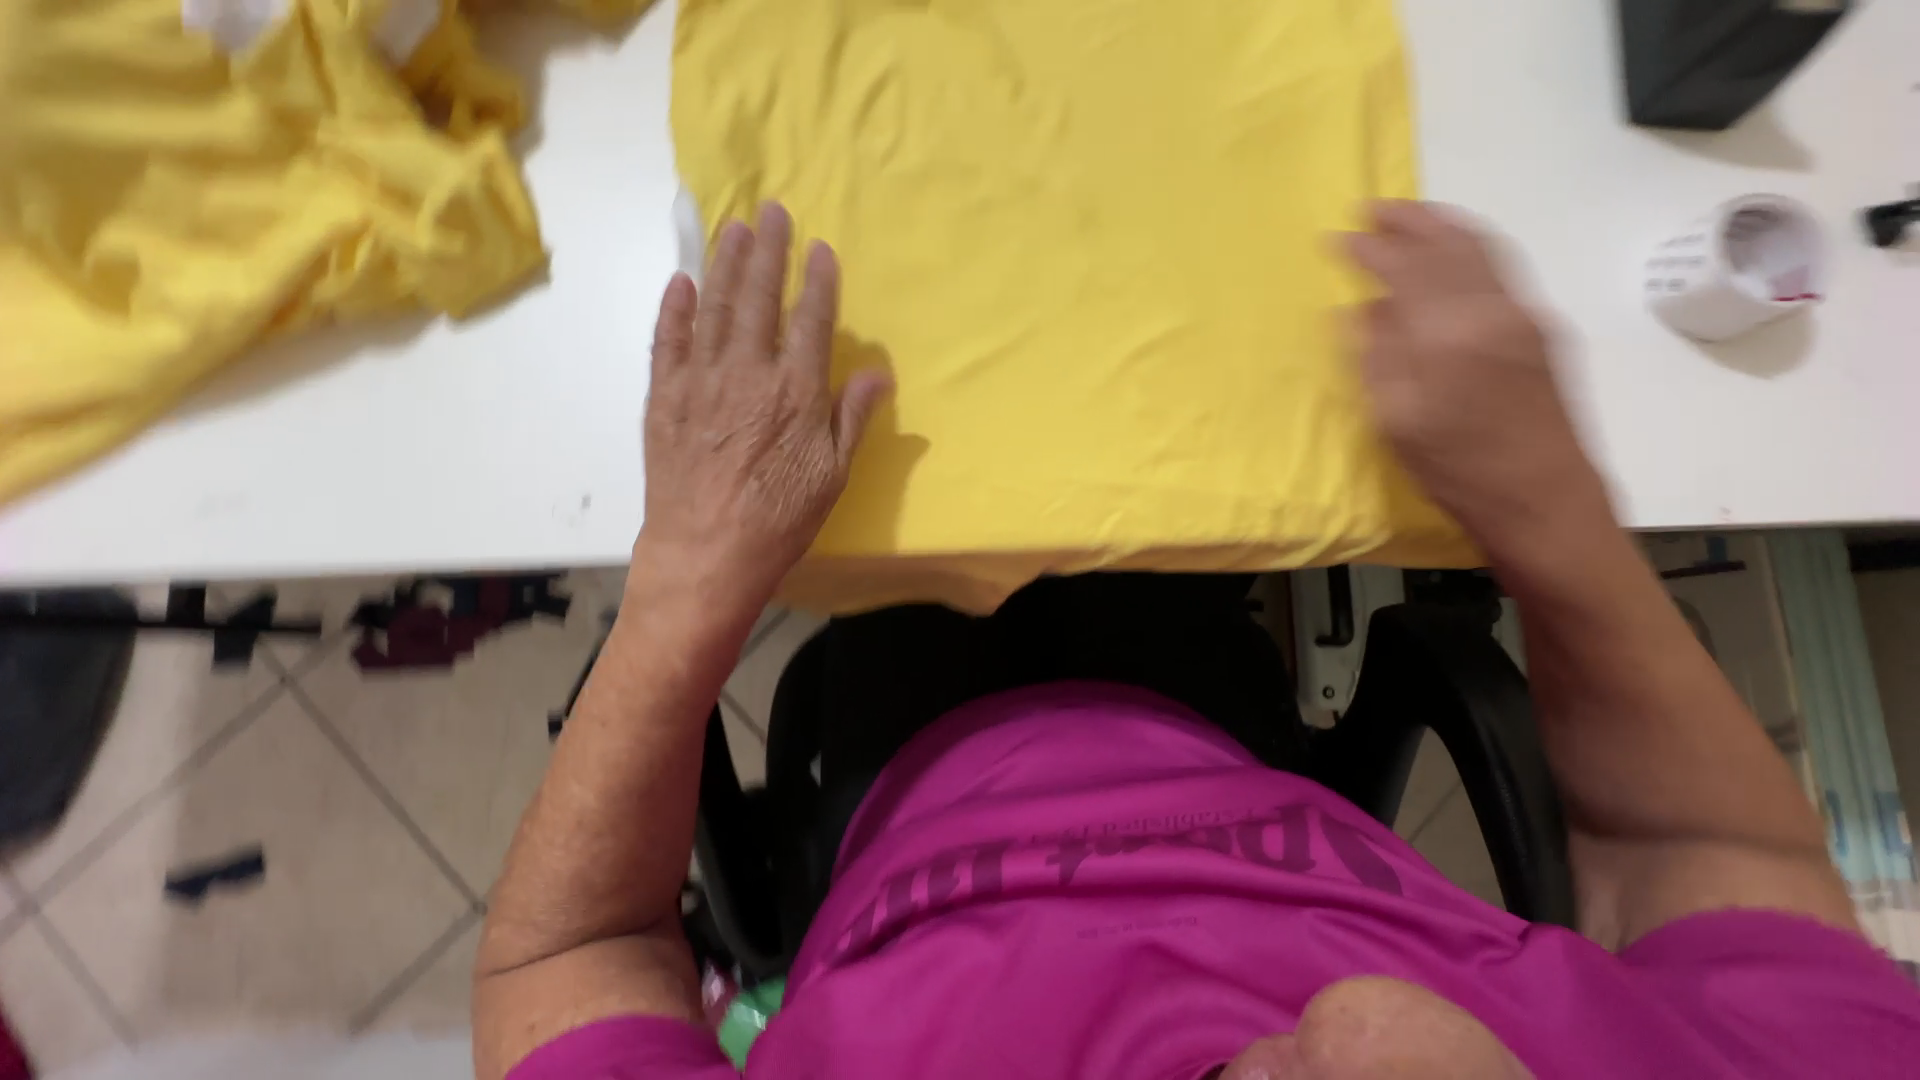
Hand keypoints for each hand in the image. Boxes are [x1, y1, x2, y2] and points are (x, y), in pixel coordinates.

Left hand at [637, 203, 891, 607]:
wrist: (706, 553)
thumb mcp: (833, 476)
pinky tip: (681, 282)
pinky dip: (674, 307)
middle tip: (771, 211)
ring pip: (712, 307)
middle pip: (758, 297)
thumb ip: (853, 417)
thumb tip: (878, 371)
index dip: (818, 281)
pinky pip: (667, 340)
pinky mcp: (663, 397)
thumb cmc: (780, 520)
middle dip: (767, 251)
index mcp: (795, 391)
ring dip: (723, 263)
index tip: (820, 248)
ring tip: (733, 229)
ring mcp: (699, 380)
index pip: (810, 320)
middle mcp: (747, 372)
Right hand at [1342, 201, 1613, 567]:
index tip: (1336, 237)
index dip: (1368, 249)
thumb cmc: (1457, 469)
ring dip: (1443, 226)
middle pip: (1449, 246)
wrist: (1544, 499)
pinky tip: (1454, 253)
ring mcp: (1524, 317)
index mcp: (1450, 333)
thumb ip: (1377, 356)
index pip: (1405, 269)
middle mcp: (1493, 311)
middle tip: (1371, 208)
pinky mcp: (1540, 332)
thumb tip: (1359, 310)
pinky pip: (1501, 268)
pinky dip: (1471, 246)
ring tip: (1411, 216)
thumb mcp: (1397, 420)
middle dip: (1408, 221)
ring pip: (1482, 250)